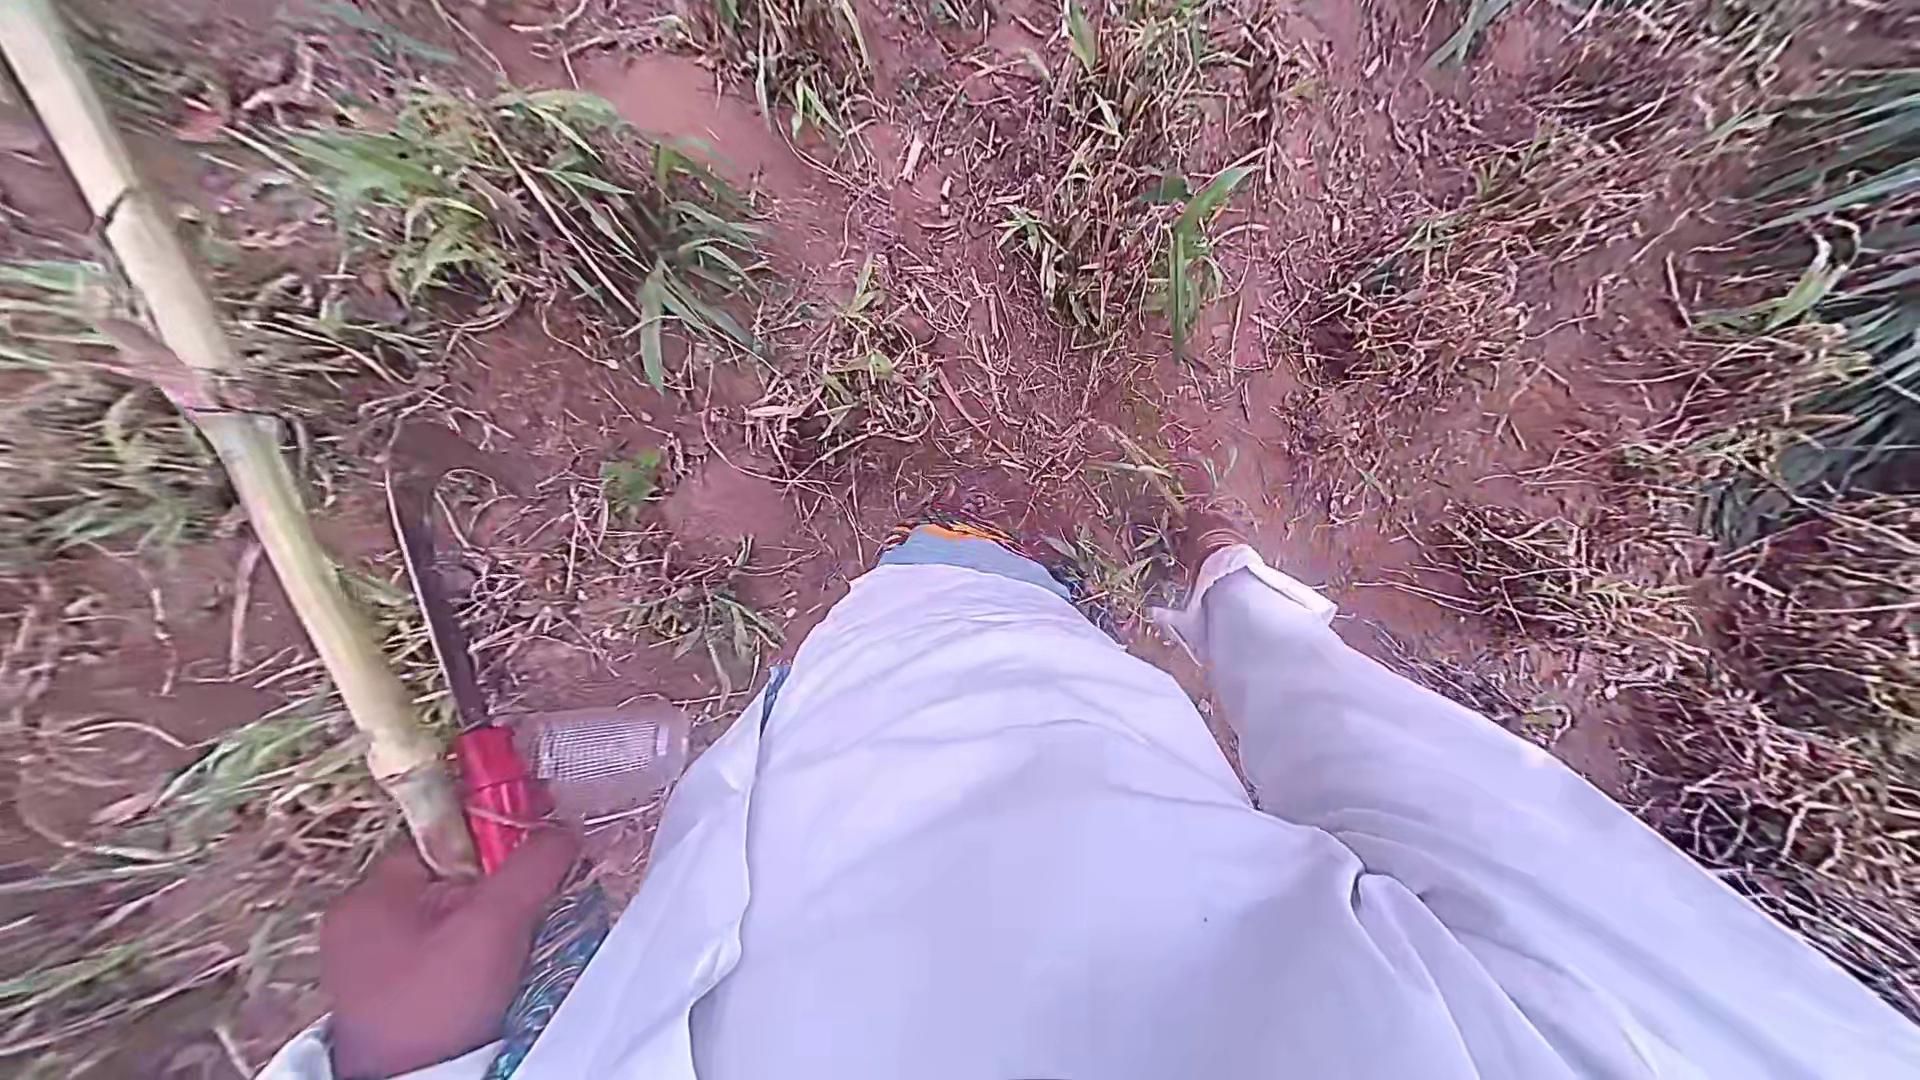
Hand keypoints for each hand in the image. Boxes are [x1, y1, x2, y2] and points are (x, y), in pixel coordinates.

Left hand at [320, 828, 578, 1078]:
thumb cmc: (442, 1001)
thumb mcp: (496, 920)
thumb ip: (535, 859)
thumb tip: (566, 828)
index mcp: (375, 892)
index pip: (449, 823)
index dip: (501, 816)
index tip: (546, 818)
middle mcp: (374, 911)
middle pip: (464, 853)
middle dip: (513, 856)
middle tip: (551, 865)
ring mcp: (390, 943)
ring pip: (470, 886)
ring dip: (512, 887)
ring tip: (538, 904)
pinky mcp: (412, 967)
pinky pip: (467, 917)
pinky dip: (501, 915)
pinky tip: (521, 931)